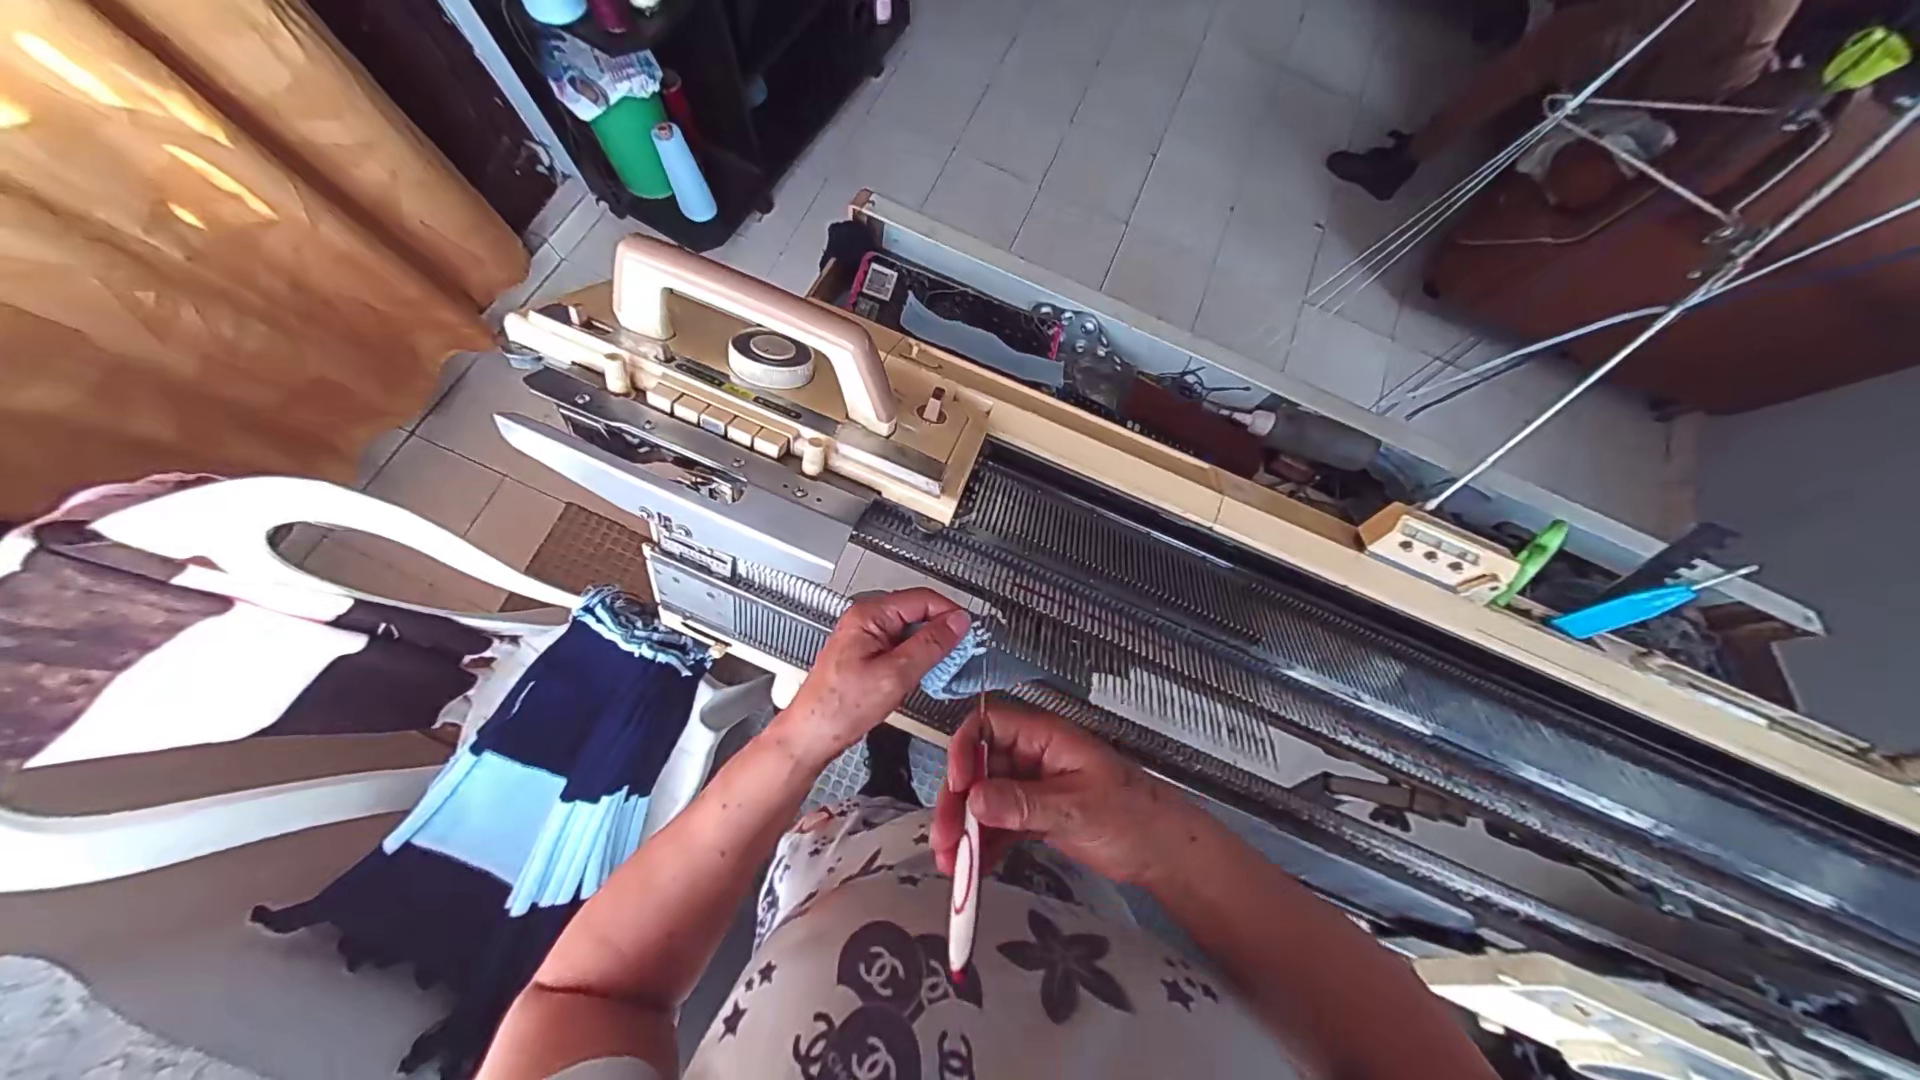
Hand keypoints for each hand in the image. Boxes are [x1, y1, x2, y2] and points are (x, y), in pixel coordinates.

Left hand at [771, 588, 969, 768]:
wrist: (811, 735)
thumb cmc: (838, 707)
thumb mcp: (896, 675)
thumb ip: (930, 645)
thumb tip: (957, 623)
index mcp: (869, 615)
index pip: (923, 598)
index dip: (949, 614)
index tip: (967, 633)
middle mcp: (865, 619)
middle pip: (917, 611)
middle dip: (940, 631)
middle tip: (957, 653)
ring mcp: (865, 636)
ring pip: (910, 630)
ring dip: (928, 647)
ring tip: (937, 669)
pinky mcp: (866, 654)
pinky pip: (900, 646)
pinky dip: (915, 658)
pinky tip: (917, 677)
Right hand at [930, 701, 1205, 885]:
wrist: (1163, 852)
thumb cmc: (1131, 815)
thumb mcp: (1077, 807)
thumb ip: (1024, 803)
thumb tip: (975, 799)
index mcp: (1044, 737)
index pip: (991, 725)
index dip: (966, 748)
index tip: (958, 785)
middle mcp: (1032, 757)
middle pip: (979, 767)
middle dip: (958, 801)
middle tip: (943, 838)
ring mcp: (1031, 787)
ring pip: (984, 799)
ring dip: (965, 829)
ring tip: (950, 864)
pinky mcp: (1034, 816)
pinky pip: (998, 824)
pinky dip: (983, 844)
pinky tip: (972, 868)